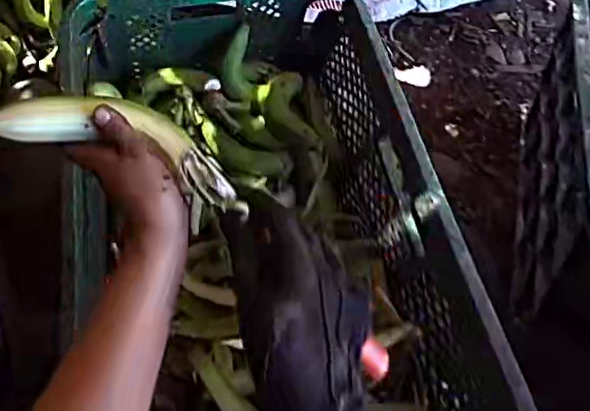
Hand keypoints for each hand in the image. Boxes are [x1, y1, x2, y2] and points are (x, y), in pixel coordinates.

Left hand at [66, 107, 186, 252]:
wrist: (163, 237)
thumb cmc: (148, 190)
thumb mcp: (136, 151)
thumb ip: (119, 131)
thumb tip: (98, 111)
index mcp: (101, 162)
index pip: (76, 148)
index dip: (71, 135)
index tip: (70, 122)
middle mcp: (106, 176)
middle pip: (94, 155)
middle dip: (96, 139)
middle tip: (101, 122)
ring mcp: (121, 189)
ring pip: (112, 164)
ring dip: (116, 150)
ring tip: (126, 134)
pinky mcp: (137, 199)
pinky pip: (130, 174)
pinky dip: (133, 163)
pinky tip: (146, 158)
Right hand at [221, 193, 370, 410]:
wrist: (316, 401)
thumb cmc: (274, 353)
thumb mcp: (248, 301)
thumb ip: (242, 251)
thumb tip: (233, 213)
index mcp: (301, 263)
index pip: (280, 214)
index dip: (260, 202)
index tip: (243, 199)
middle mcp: (328, 266)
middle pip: (300, 228)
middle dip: (276, 223)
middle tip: (254, 228)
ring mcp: (347, 283)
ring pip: (318, 246)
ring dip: (296, 242)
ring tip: (275, 253)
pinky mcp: (357, 301)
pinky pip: (334, 268)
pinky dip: (315, 263)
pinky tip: (302, 280)